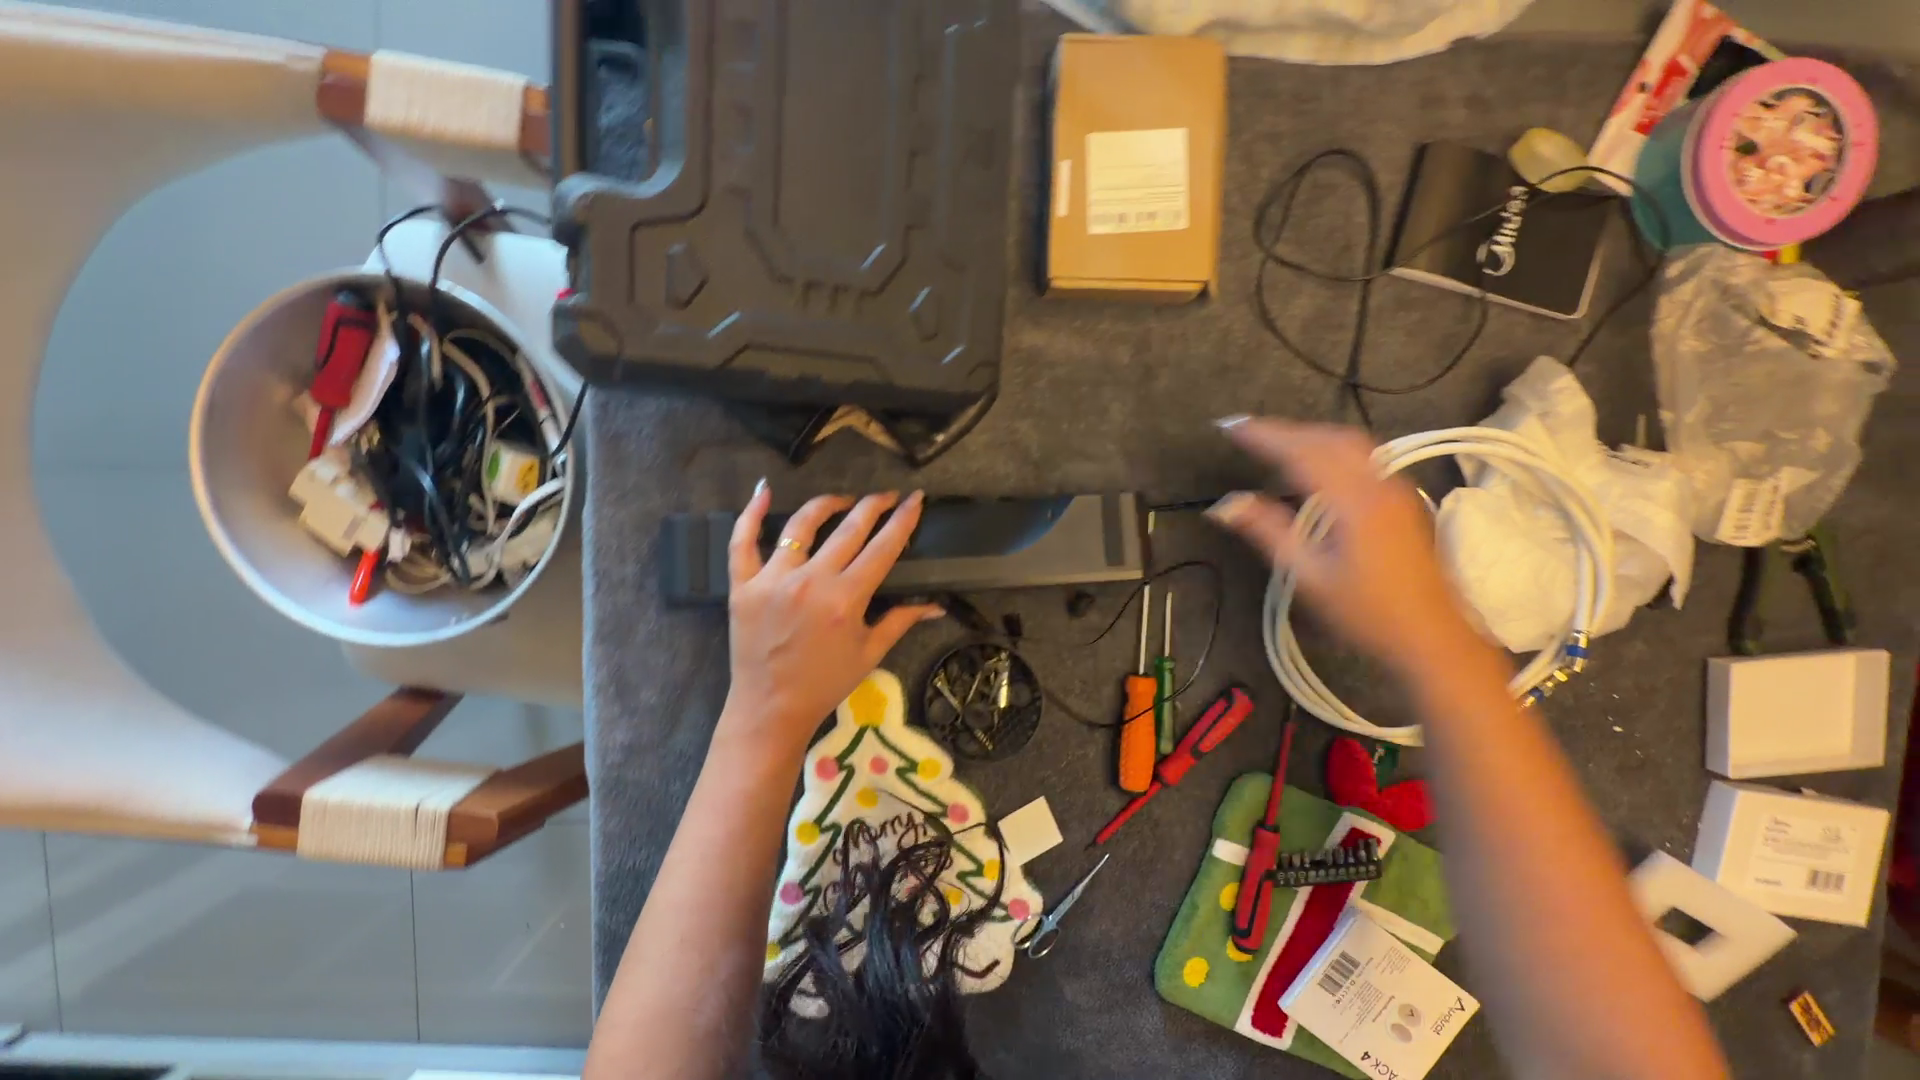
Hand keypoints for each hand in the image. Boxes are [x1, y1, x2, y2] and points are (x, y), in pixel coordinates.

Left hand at [720, 485, 942, 751]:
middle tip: (887, 495)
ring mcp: (773, 580)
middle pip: (848, 528)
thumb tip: (937, 605)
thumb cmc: (825, 684)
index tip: (915, 498)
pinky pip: (742, 542)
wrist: (770, 709)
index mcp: (846, 599)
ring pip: (800, 525)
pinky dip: (751, 514)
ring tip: (843, 500)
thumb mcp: (870, 653)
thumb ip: (901, 621)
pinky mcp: (743, 585)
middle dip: (873, 505)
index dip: (902, 519)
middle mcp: (811, 581)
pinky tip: (764, 491)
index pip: (882, 547)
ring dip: (826, 504)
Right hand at [1206, 418, 1485, 676]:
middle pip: (1328, 438)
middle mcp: (1378, 483)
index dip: (1264, 436)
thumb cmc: (1366, 613)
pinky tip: (1316, 466)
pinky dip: (1331, 449)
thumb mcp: (1309, 576)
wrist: (1432, 636)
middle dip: (1286, 430)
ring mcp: (1396, 490)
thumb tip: (1225, 505)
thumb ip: (1267, 532)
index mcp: (1353, 499)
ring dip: (1311, 436)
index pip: (1301, 452)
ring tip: (1277, 444)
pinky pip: (1363, 457)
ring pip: (1350, 444)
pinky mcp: (1403, 500)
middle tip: (1249, 433)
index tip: (1231, 428)